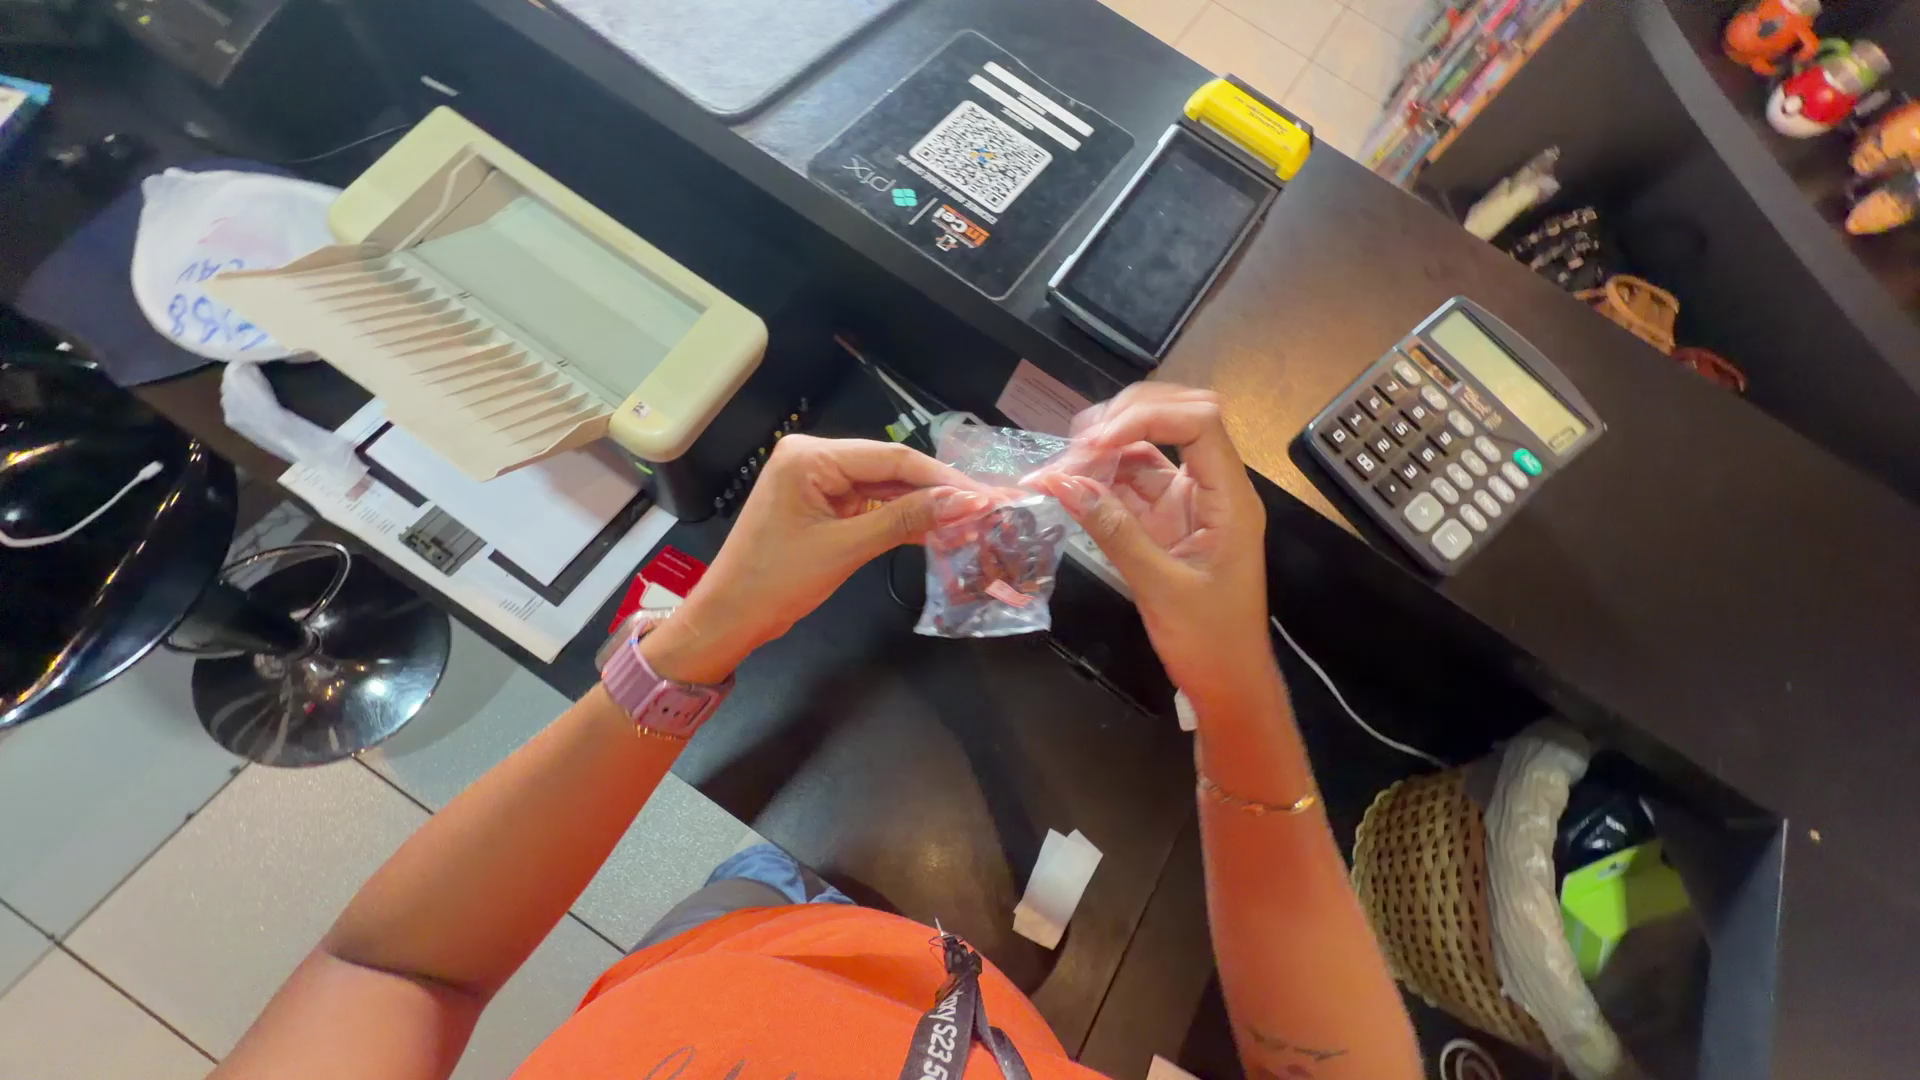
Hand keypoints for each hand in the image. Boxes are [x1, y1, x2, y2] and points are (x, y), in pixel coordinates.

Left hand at [643, 435, 989, 682]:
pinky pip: (872, 506)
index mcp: (811, 456)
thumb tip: (964, 503)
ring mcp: (820, 482)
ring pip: (886, 488)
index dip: (942, 479)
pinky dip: (902, 520)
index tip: (984, 496)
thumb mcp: (845, 548)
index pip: (891, 458)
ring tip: (971, 520)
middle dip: (938, 491)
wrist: (731, 616)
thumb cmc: (776, 581)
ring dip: (924, 507)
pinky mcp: (825, 506)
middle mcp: (815, 458)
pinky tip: (938, 530)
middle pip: (891, 469)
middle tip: (986, 508)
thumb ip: (906, 520)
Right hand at [1032, 384, 1272, 704]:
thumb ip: (1113, 532)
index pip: (1198, 422)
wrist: (1226, 680)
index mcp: (1229, 498)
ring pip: (1150, 447)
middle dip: (1125, 417)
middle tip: (1076, 442)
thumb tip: (1063, 484)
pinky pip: (1133, 482)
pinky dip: (1102, 476)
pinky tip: (1073, 481)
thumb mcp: (1160, 587)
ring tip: (1065, 459)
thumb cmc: (1208, 640)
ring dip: (1107, 445)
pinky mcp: (1165, 519)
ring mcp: (1187, 501)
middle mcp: (1211, 488)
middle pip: (1177, 418)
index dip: (1146, 417)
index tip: (1096, 443)